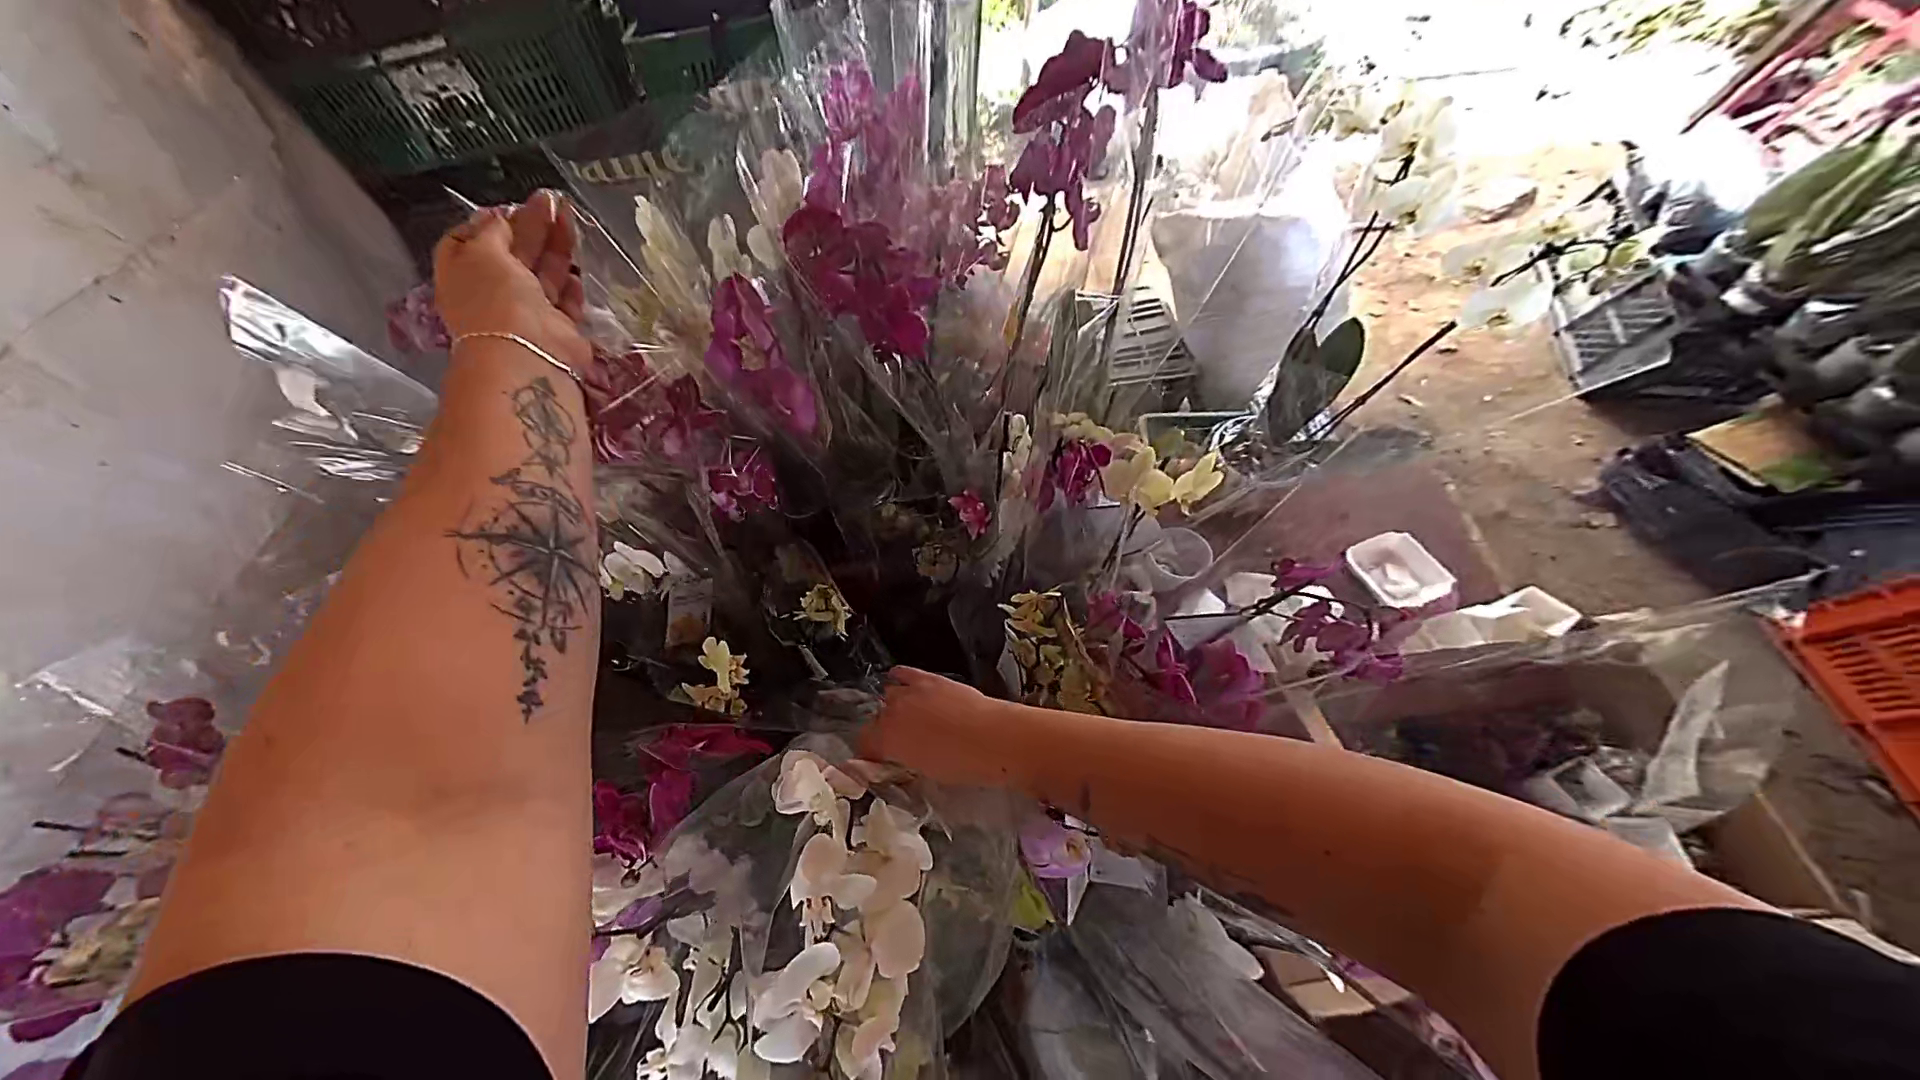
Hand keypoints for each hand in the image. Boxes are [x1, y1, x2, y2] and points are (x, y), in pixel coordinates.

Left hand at [433, 190, 590, 373]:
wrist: (528, 353)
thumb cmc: (496, 299)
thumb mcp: (482, 252)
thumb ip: (492, 231)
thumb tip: (501, 216)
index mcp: (464, 272)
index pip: (474, 240)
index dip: (492, 222)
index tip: (512, 208)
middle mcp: (495, 292)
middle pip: (515, 253)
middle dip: (533, 227)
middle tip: (551, 201)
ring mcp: (528, 311)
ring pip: (544, 273)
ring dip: (557, 248)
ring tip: (570, 220)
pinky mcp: (559, 328)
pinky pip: (565, 302)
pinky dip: (571, 286)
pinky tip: (577, 269)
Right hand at [861, 668, 1025, 788]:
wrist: (993, 738)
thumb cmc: (963, 764)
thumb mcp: (926, 772)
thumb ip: (905, 762)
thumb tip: (900, 760)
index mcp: (887, 740)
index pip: (864, 744)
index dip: (870, 754)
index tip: (878, 761)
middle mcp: (892, 711)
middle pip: (876, 718)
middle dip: (883, 730)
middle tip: (899, 743)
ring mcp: (910, 692)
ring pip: (888, 694)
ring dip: (894, 706)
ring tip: (906, 716)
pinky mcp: (929, 679)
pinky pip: (904, 673)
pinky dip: (900, 678)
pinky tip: (899, 680)